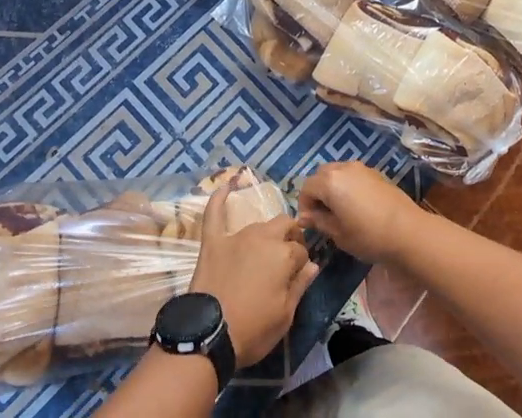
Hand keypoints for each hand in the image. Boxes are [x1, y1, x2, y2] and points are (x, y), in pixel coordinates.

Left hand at [188, 181, 318, 366]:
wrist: (208, 337)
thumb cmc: (253, 330)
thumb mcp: (285, 315)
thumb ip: (300, 285)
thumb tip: (313, 265)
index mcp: (284, 255)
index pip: (302, 251)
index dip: (301, 265)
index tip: (296, 278)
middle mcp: (262, 238)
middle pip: (285, 225)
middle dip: (291, 238)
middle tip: (285, 261)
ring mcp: (236, 237)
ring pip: (259, 224)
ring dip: (267, 234)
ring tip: (265, 251)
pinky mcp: (213, 242)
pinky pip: (215, 213)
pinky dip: (220, 197)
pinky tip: (226, 184)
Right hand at [297, 162, 426, 263]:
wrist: (408, 231)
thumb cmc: (368, 236)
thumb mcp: (338, 233)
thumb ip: (318, 221)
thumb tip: (303, 217)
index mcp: (330, 182)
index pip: (306, 187)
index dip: (304, 205)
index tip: (310, 223)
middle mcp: (344, 168)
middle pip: (321, 175)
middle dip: (317, 192)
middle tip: (323, 215)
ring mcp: (362, 168)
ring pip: (337, 172)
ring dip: (332, 187)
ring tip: (339, 210)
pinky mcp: (376, 173)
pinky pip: (353, 174)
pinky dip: (347, 185)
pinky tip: (356, 205)